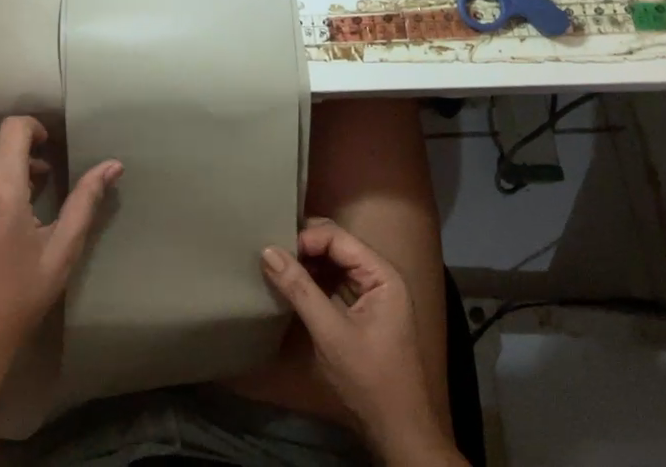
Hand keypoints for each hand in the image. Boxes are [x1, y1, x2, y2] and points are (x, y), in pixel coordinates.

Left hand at [0, 117, 120, 466]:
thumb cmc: (18, 298)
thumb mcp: (61, 252)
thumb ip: (85, 202)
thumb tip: (112, 165)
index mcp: (2, 192)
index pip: (13, 130)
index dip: (32, 128)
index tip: (45, 147)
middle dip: (17, 160)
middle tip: (36, 188)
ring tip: (7, 212)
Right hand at [260, 219, 457, 463]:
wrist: (398, 428)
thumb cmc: (370, 378)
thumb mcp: (331, 333)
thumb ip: (300, 290)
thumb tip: (267, 251)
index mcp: (382, 275)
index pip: (337, 237)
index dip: (304, 238)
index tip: (272, 249)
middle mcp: (379, 276)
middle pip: (335, 245)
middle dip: (302, 246)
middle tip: (267, 252)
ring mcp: (370, 293)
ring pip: (332, 263)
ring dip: (304, 262)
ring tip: (272, 264)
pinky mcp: (360, 310)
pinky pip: (332, 282)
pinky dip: (311, 280)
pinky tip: (288, 284)